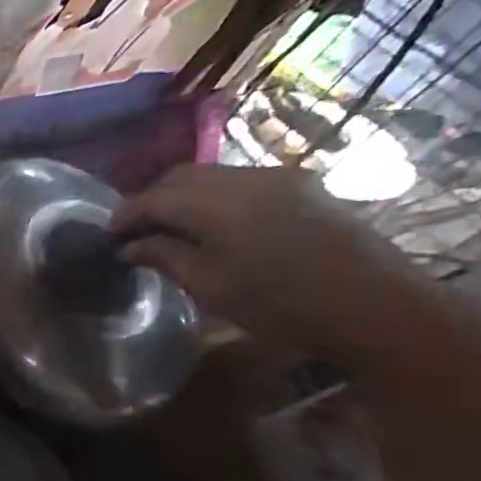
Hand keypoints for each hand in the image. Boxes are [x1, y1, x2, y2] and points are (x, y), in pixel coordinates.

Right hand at [113, 164, 452, 369]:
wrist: (373, 304)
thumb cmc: (279, 305)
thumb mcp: (209, 286)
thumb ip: (164, 257)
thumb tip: (130, 246)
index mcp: (217, 204)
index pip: (154, 197)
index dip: (125, 213)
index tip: (107, 235)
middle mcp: (245, 178)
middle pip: (181, 176)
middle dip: (152, 199)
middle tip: (134, 231)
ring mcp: (278, 177)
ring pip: (212, 175)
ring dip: (183, 197)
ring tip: (169, 229)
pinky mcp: (301, 186)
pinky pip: (240, 181)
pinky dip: (213, 197)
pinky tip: (212, 225)